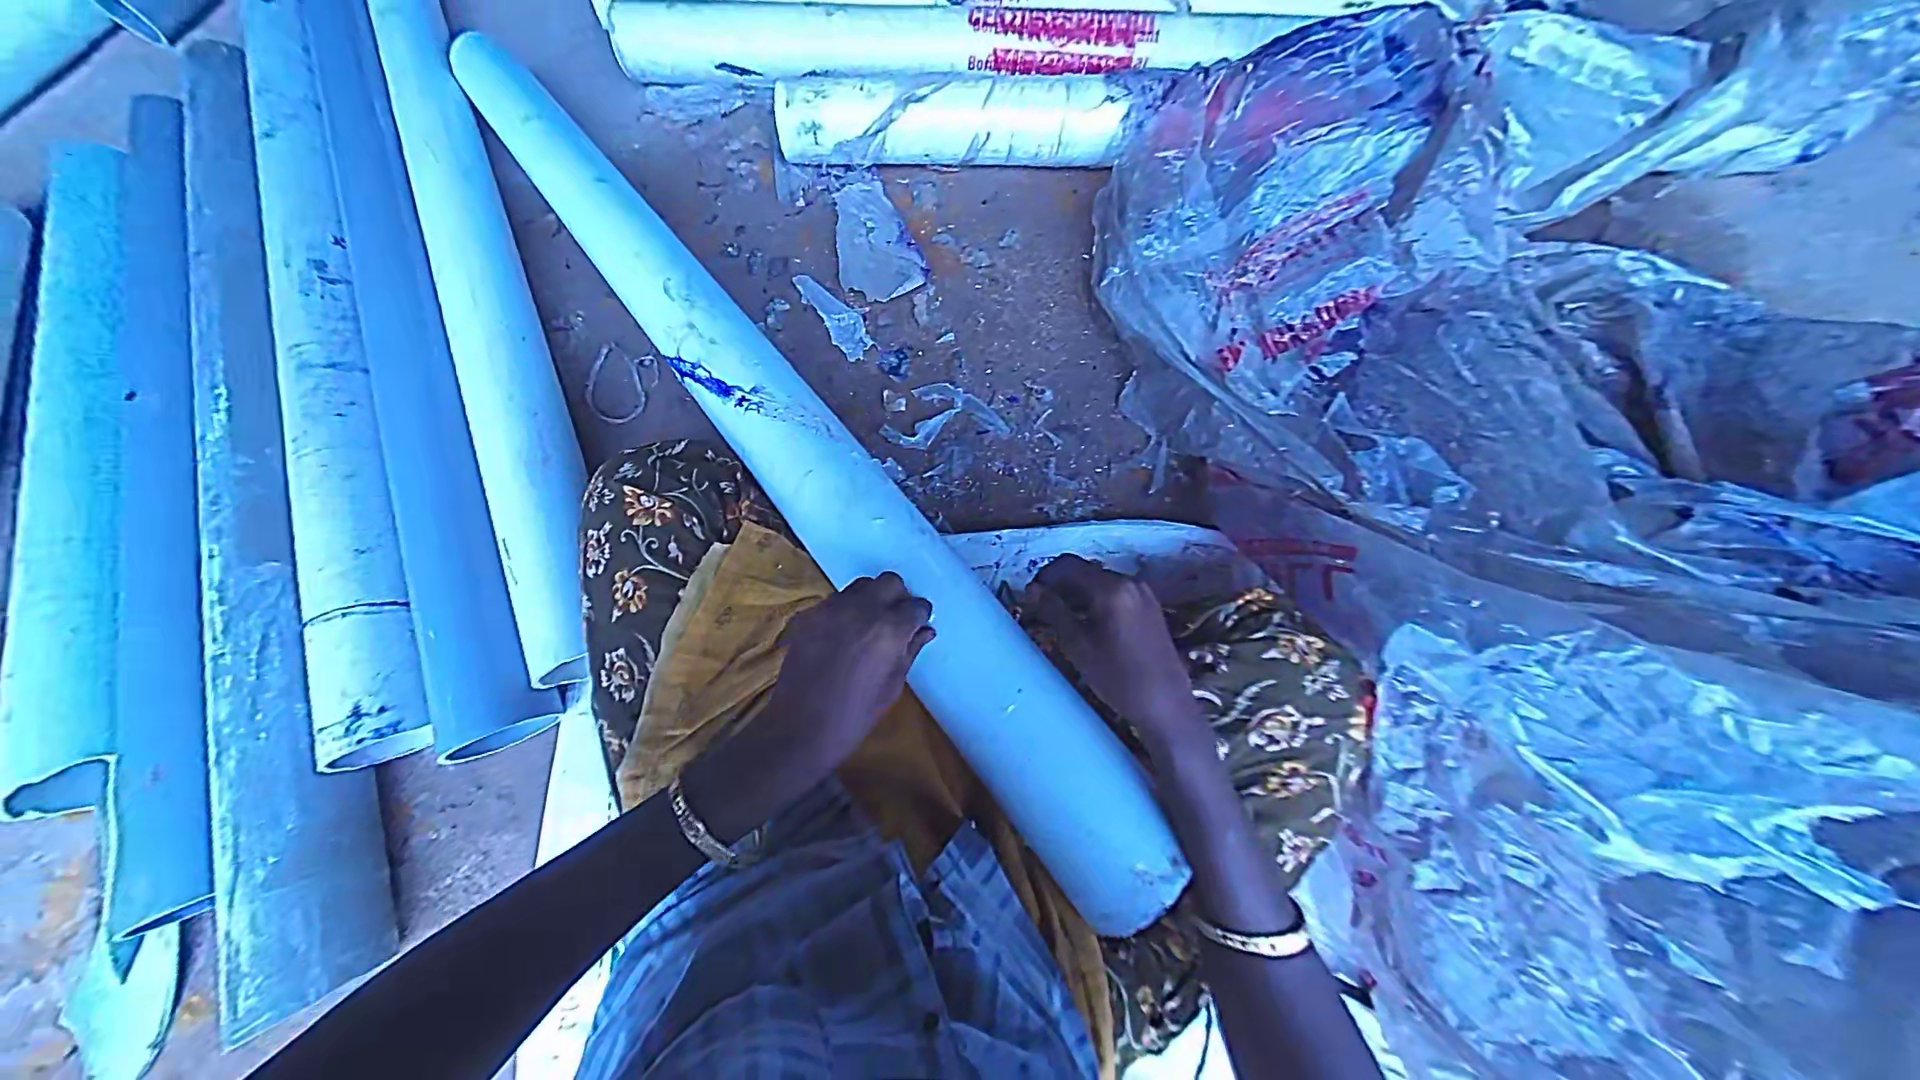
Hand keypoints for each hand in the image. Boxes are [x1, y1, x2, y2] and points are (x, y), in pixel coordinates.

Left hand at [682, 572, 933, 839]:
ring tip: (870, 624)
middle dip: (898, 597)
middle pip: (890, 582)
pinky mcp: (809, 615)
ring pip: (861, 586)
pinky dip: (846, 609)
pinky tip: (845, 633)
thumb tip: (924, 631)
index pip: (916, 606)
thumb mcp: (892, 686)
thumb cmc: (854, 716)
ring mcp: (831, 609)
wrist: (800, 729)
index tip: (917, 626)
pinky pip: (835, 600)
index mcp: (889, 630)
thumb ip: (909, 651)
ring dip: (871, 599)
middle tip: (896, 620)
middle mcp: (861, 610)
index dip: (919, 617)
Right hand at [1025, 555, 1205, 751]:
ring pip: (1100, 581)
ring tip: (1063, 618)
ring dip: (1078, 593)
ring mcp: (1143, 593)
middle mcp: (1130, 581)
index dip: (1044, 576)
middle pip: (1085, 570)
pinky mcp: (1150, 606)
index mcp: (1111, 588)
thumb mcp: (1077, 645)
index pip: (1067, 565)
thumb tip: (1033, 590)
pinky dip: (1096, 600)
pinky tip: (1088, 623)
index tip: (1030, 596)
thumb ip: (1054, 611)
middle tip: (1042, 608)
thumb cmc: (1118, 678)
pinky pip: (1115, 592)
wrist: (1166, 704)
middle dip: (1060, 585)